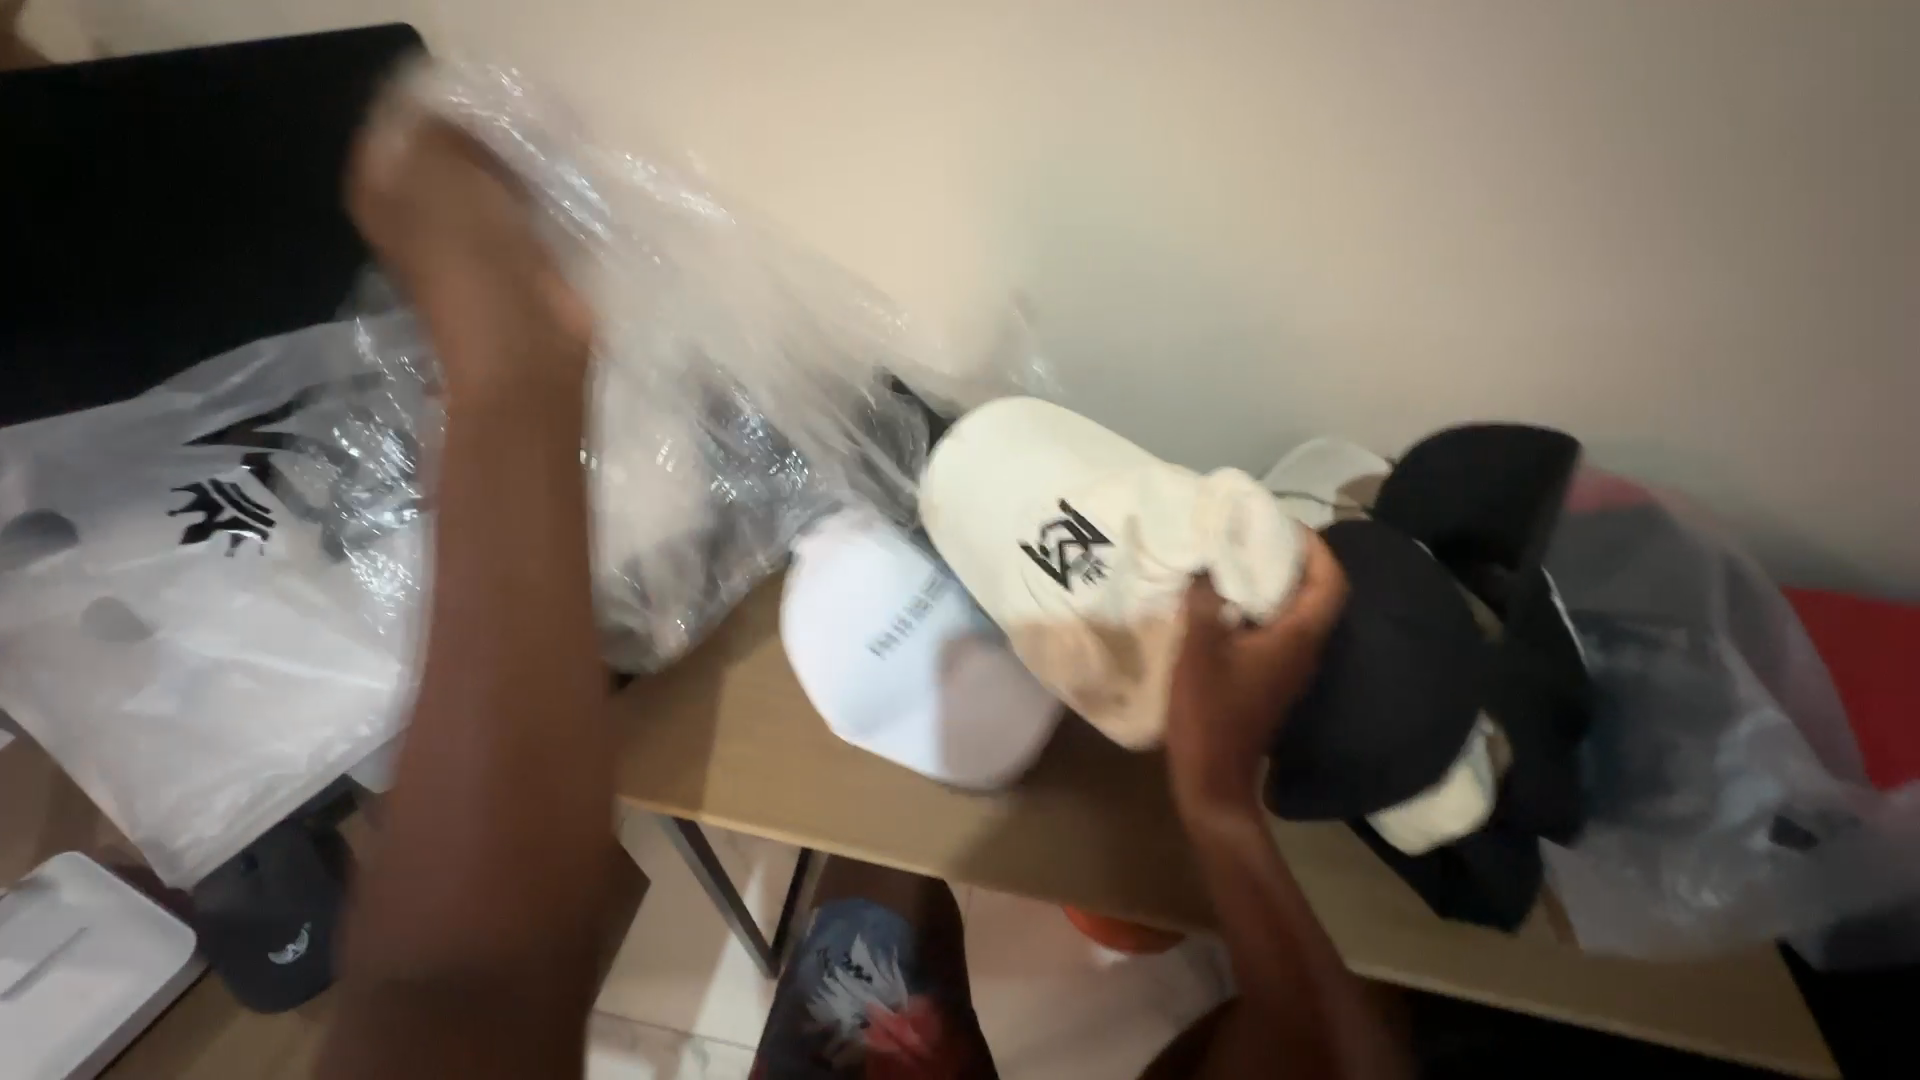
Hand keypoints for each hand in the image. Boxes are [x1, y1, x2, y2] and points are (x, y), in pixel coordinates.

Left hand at [348, 104, 592, 399]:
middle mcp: (427, 216)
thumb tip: (470, 116)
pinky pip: (537, 214)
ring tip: (554, 148)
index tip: (487, 97)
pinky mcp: (528, 266)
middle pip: (458, 152)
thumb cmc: (475, 269)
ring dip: (527, 167)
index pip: (408, 123)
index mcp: (387, 195)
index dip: (445, 104)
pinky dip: (553, 199)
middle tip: (529, 120)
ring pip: (501, 182)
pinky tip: (570, 187)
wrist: (527, 353)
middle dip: (493, 134)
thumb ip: (446, 131)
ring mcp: (480, 244)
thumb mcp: (444, 176)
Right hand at [1165, 530, 1347, 821]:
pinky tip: (1223, 605)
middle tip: (1254, 536)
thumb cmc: (1210, 712)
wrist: (1213, 777)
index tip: (1285, 525)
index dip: (1317, 549)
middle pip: (1317, 595)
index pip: (1329, 583)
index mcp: (1296, 638)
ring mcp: (1290, 669)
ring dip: (1276, 585)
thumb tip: (1208, 563)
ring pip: (1297, 615)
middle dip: (1294, 560)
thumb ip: (1204, 603)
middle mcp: (1304, 651)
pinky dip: (1260, 609)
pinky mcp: (1272, 680)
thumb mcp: (1200, 652)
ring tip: (1237, 561)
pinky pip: (1278, 632)